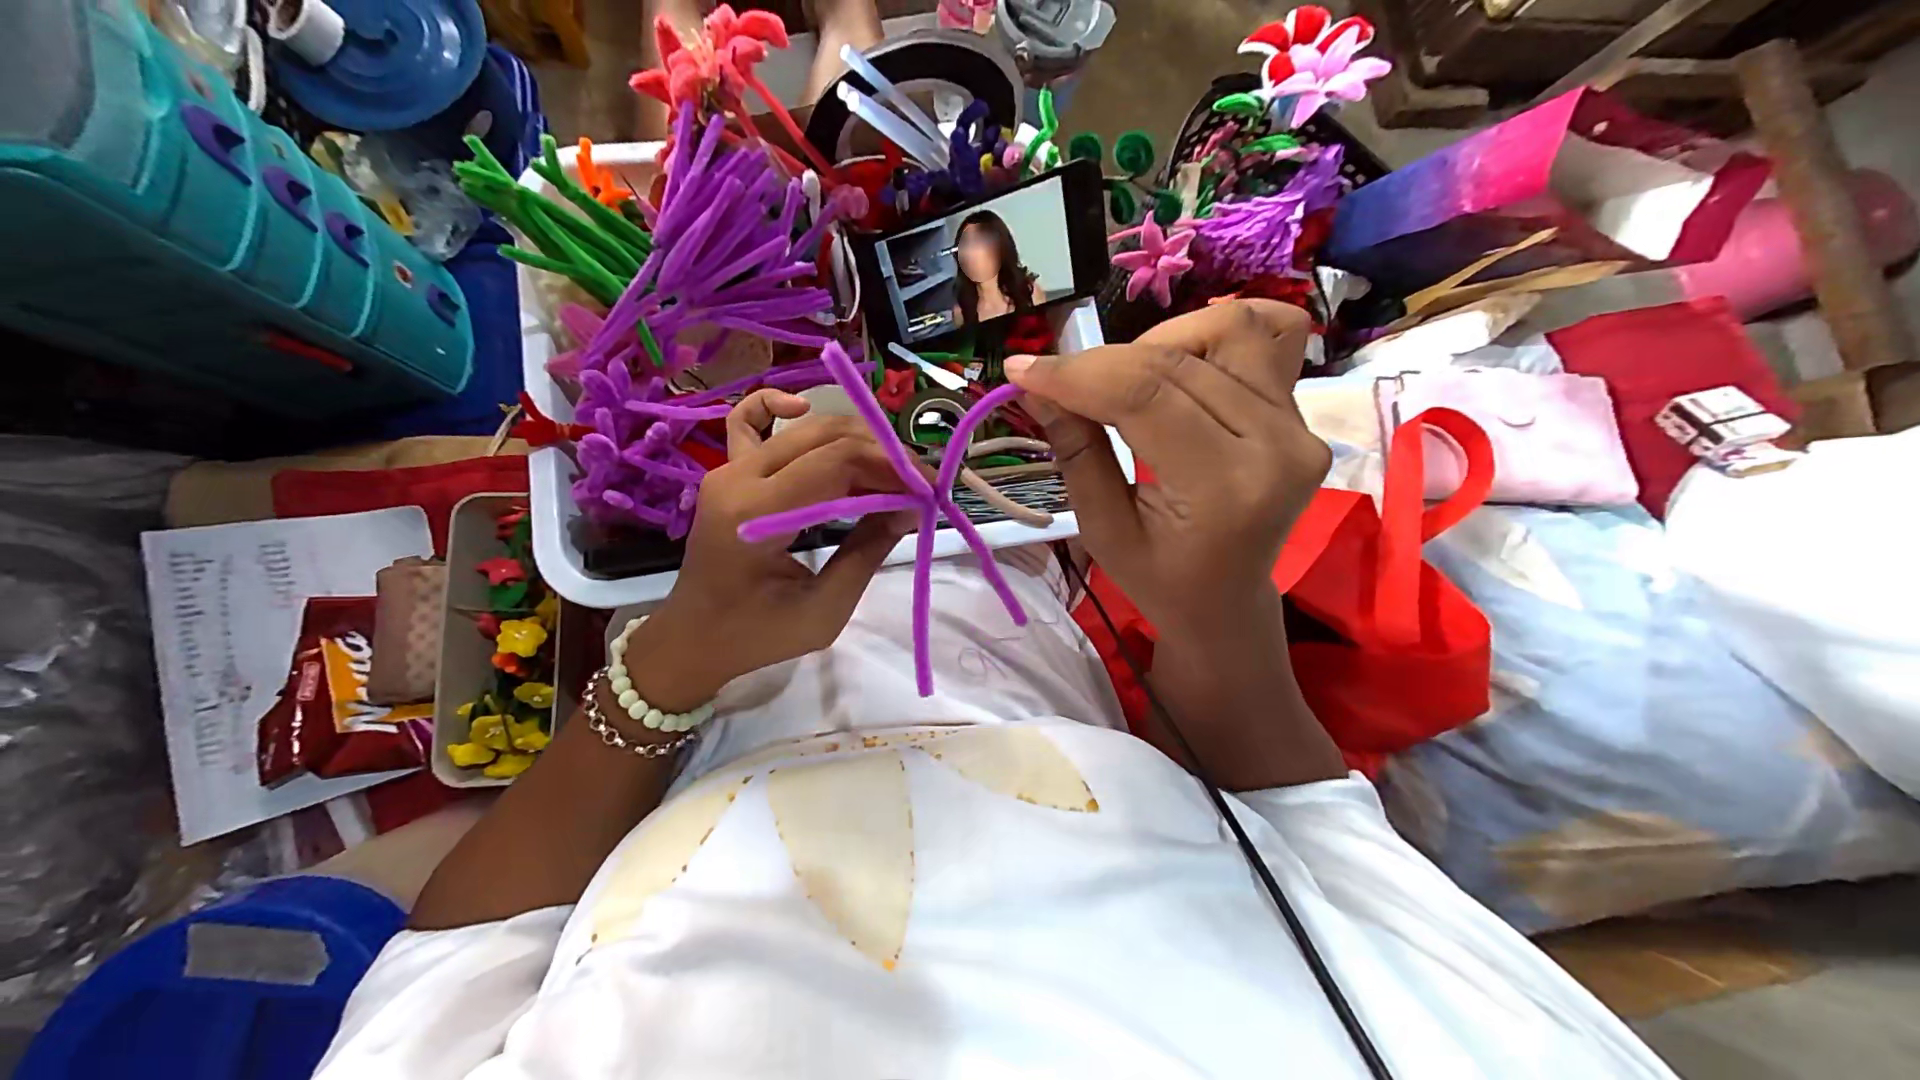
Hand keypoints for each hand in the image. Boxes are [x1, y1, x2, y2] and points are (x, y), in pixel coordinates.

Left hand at [625, 390, 911, 709]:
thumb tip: (913, 507)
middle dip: (883, 454)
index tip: (930, 491)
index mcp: (757, 515)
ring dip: (855, 441)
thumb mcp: (825, 610)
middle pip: (827, 437)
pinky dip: (776, 406)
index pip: (838, 463)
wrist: (694, 638)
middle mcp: (739, 478)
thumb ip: (868, 551)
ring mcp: (728, 469)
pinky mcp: (727, 471)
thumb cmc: (757, 637)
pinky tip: (803, 407)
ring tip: (891, 471)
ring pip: (805, 429)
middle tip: (919, 484)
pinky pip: (749, 422)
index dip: (892, 469)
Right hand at [1006, 300, 1341, 788]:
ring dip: (1159, 343)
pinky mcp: (1301, 414)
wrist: (1226, 603)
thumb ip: (1076, 452)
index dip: (1078, 374)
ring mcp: (1297, 426)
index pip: (1146, 397)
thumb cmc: (1160, 581)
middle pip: (1177, 362)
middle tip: (1056, 383)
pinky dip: (1210, 337)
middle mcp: (1276, 446)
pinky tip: (1179, 365)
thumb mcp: (1104, 531)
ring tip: (1124, 381)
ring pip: (1226, 331)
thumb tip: (1035, 385)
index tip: (1023, 371)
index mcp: (1224, 489)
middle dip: (1101, 362)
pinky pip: (1264, 338)